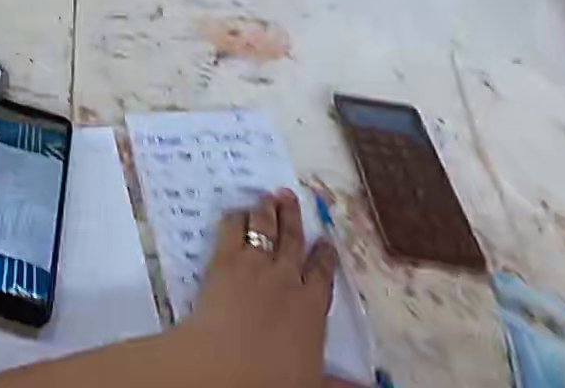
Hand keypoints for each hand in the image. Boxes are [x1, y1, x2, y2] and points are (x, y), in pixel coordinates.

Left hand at [179, 190, 336, 387]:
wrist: (227, 363)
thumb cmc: (272, 380)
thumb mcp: (313, 383)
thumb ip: (339, 382)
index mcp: (311, 308)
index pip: (323, 275)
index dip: (325, 256)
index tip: (326, 241)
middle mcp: (286, 278)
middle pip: (292, 240)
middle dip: (292, 216)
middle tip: (290, 195)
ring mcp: (254, 264)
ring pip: (263, 227)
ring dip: (266, 209)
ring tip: (267, 195)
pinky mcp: (225, 258)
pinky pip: (232, 229)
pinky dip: (236, 217)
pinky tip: (237, 212)